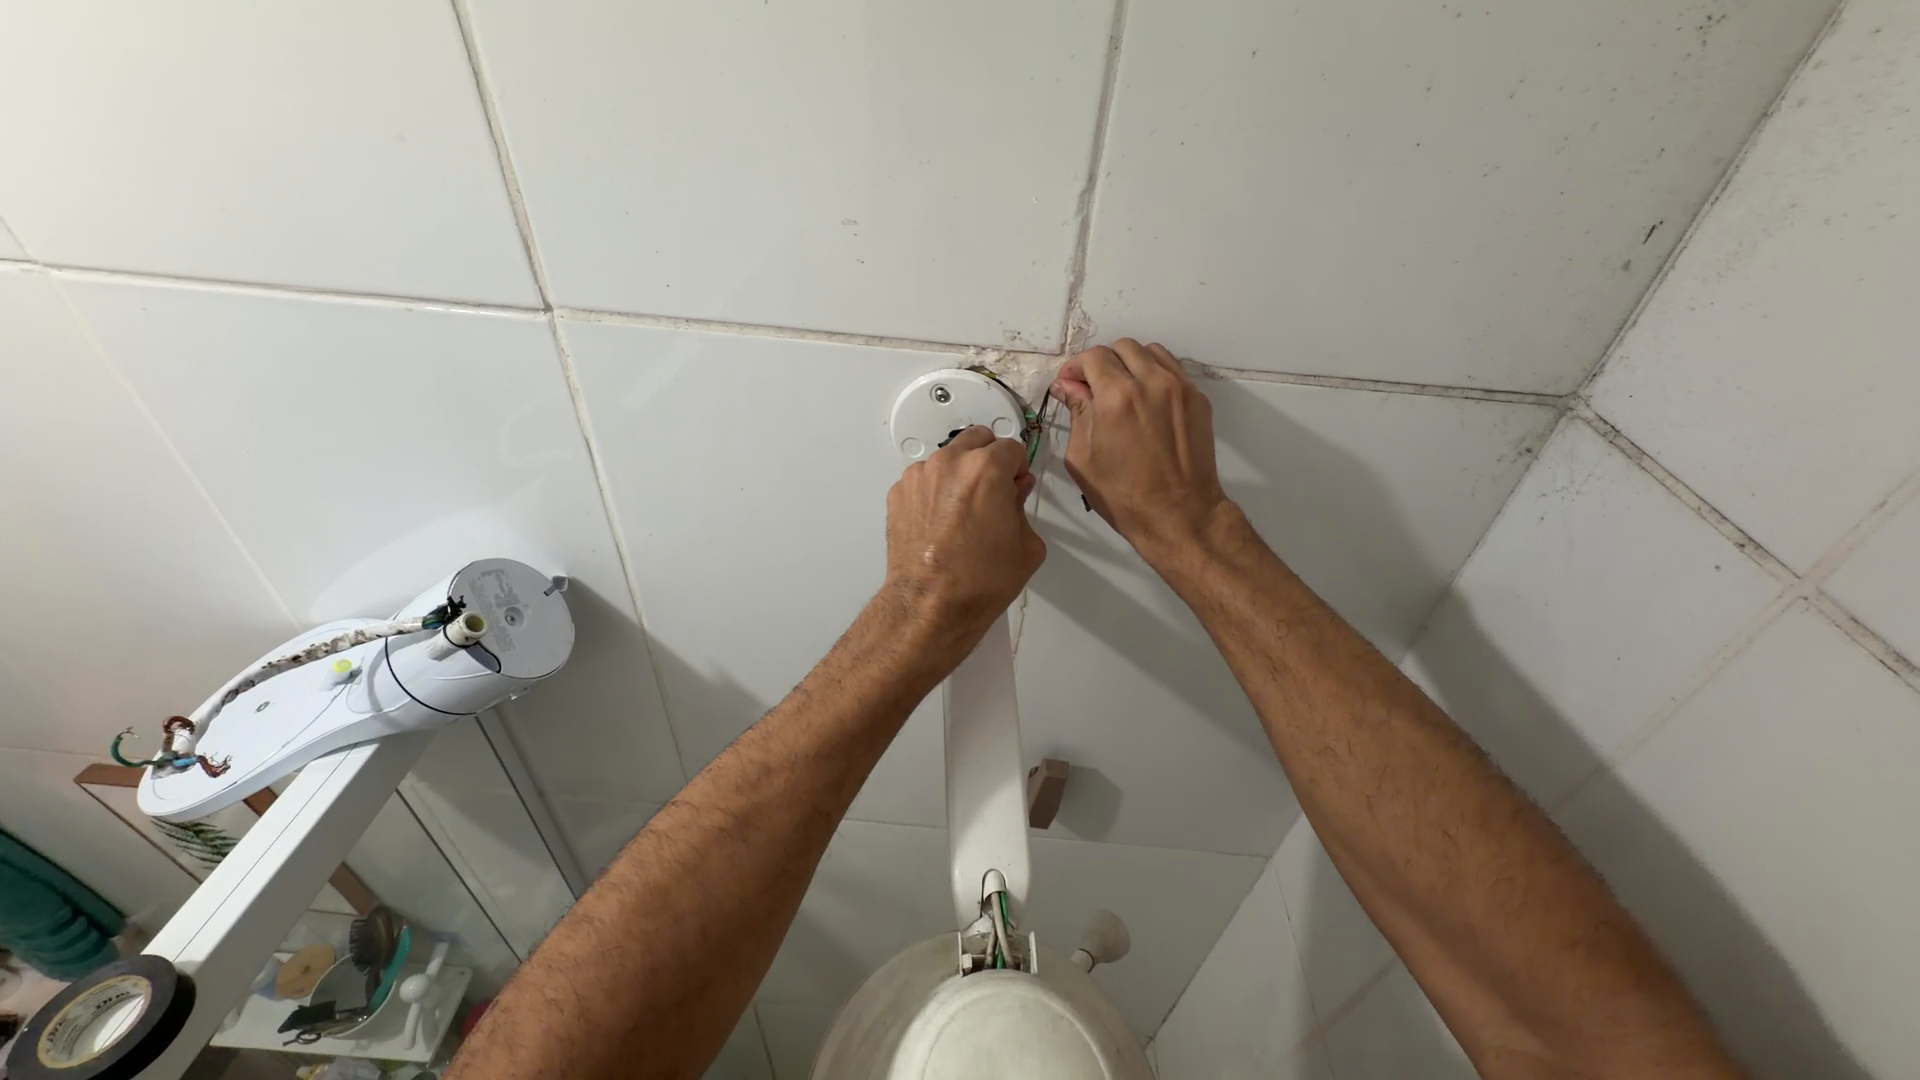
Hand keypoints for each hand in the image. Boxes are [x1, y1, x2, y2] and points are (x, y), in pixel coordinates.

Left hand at [883, 426, 1045, 639]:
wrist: (930, 605)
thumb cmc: (975, 582)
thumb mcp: (1025, 546)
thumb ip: (1022, 507)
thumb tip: (1014, 496)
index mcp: (986, 469)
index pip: (1011, 447)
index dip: (1018, 467)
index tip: (1017, 482)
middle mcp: (949, 465)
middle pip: (977, 439)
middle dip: (989, 459)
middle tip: (994, 490)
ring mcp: (920, 477)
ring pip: (948, 458)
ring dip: (960, 473)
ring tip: (965, 510)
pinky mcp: (899, 494)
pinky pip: (924, 479)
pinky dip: (935, 491)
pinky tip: (943, 520)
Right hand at [1050, 339, 1232, 560]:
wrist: (1180, 515)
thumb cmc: (1125, 496)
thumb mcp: (1083, 459)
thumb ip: (1077, 414)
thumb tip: (1069, 387)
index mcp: (1117, 397)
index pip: (1093, 358)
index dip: (1076, 367)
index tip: (1070, 383)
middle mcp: (1151, 383)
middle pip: (1122, 348)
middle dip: (1102, 363)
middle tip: (1092, 388)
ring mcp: (1179, 388)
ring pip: (1150, 352)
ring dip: (1130, 364)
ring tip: (1121, 390)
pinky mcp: (1197, 399)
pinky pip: (1172, 369)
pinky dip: (1154, 374)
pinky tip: (1145, 400)